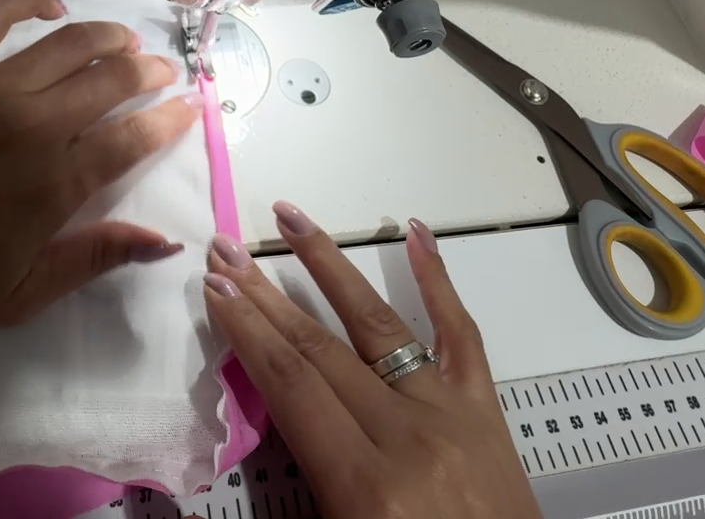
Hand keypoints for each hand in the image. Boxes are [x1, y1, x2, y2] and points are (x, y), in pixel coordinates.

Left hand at [0, 0, 202, 335]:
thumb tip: (168, 241)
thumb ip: (94, 258)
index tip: (189, 108)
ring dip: (110, 36)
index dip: (170, 120)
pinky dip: (30, 1)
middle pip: (111, 80)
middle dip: (150, 72)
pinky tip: (53, 6)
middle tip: (164, 72)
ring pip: (69, 42)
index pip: (133, 138)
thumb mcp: (18, 294)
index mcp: (52, 185)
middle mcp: (31, 126)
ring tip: (127, 42)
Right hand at [201, 204, 539, 517]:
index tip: (215, 287)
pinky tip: (416, 231)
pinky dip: (439, 279)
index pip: (290, 384)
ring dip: (327, 263)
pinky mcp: (488, 411)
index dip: (247, 329)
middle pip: (320, 346)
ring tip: (289, 216)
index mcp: (367, 488)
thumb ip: (298, 477)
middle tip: (227, 247)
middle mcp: (409, 436)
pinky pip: (461, 334)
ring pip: (377, 322)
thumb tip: (264, 402)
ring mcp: (453, 414)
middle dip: (264, 294)